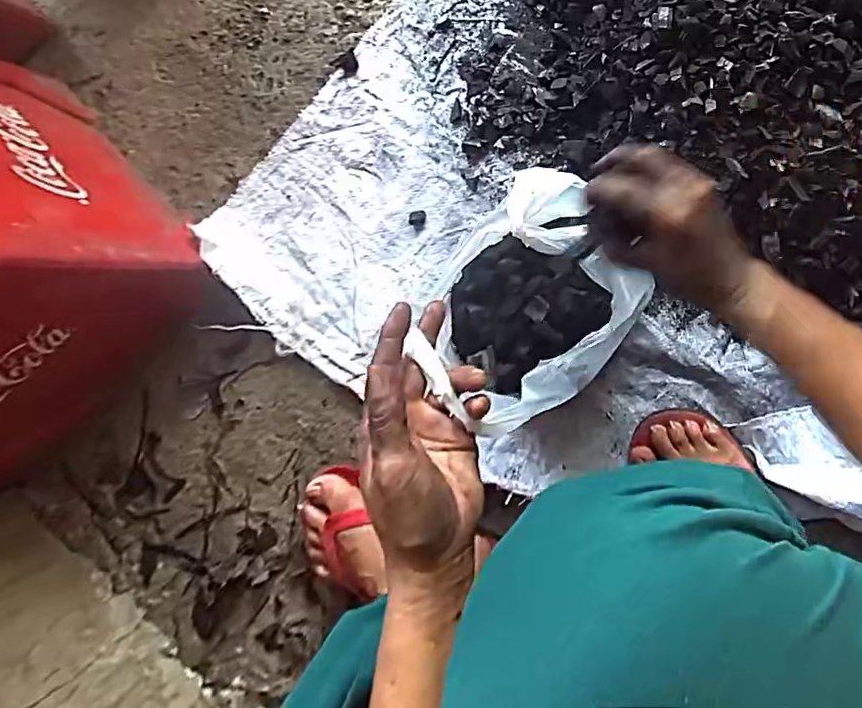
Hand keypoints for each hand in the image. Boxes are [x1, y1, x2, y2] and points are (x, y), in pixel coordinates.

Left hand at [362, 301, 489, 598]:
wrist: (439, 553)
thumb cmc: (406, 518)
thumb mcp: (391, 465)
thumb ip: (387, 417)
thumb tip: (380, 372)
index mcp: (382, 423)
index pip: (385, 370)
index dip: (393, 338)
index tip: (403, 311)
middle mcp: (407, 420)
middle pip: (416, 367)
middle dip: (426, 338)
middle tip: (437, 309)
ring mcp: (433, 428)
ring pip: (447, 385)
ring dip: (461, 376)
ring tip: (475, 380)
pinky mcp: (458, 439)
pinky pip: (469, 407)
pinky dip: (477, 401)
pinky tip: (482, 406)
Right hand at [586, 143, 762, 313]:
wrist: (733, 281)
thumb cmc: (695, 280)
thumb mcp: (649, 263)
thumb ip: (616, 243)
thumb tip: (595, 227)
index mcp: (668, 211)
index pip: (621, 187)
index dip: (597, 190)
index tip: (587, 195)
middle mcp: (684, 189)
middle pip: (640, 156)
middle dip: (613, 160)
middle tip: (599, 172)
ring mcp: (697, 183)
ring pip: (656, 155)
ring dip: (631, 163)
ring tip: (617, 177)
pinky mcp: (703, 184)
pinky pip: (670, 165)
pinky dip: (650, 170)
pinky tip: (640, 185)